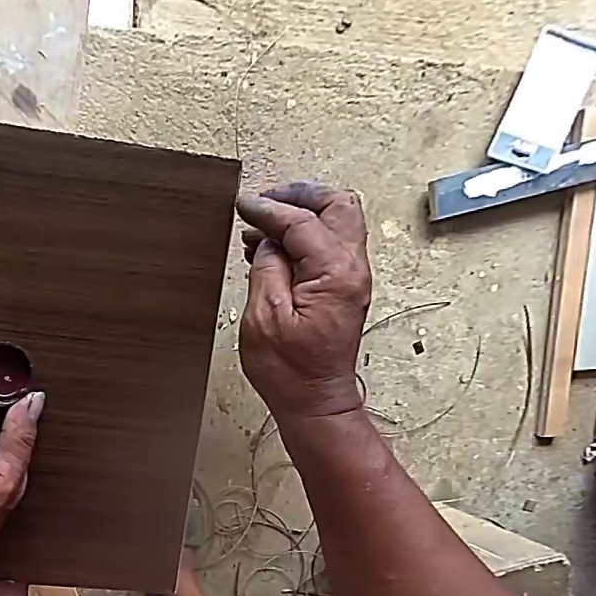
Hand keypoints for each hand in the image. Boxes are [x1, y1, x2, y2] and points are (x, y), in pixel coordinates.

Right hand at [237, 182, 371, 420]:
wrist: (313, 398)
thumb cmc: (289, 368)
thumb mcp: (264, 317)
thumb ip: (267, 270)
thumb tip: (267, 243)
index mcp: (334, 273)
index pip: (302, 223)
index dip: (269, 210)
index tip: (243, 204)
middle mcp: (352, 269)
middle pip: (338, 207)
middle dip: (299, 196)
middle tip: (263, 200)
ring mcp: (351, 277)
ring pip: (337, 222)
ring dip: (300, 214)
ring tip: (259, 224)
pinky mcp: (342, 288)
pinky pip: (328, 245)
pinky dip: (302, 235)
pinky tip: (272, 247)